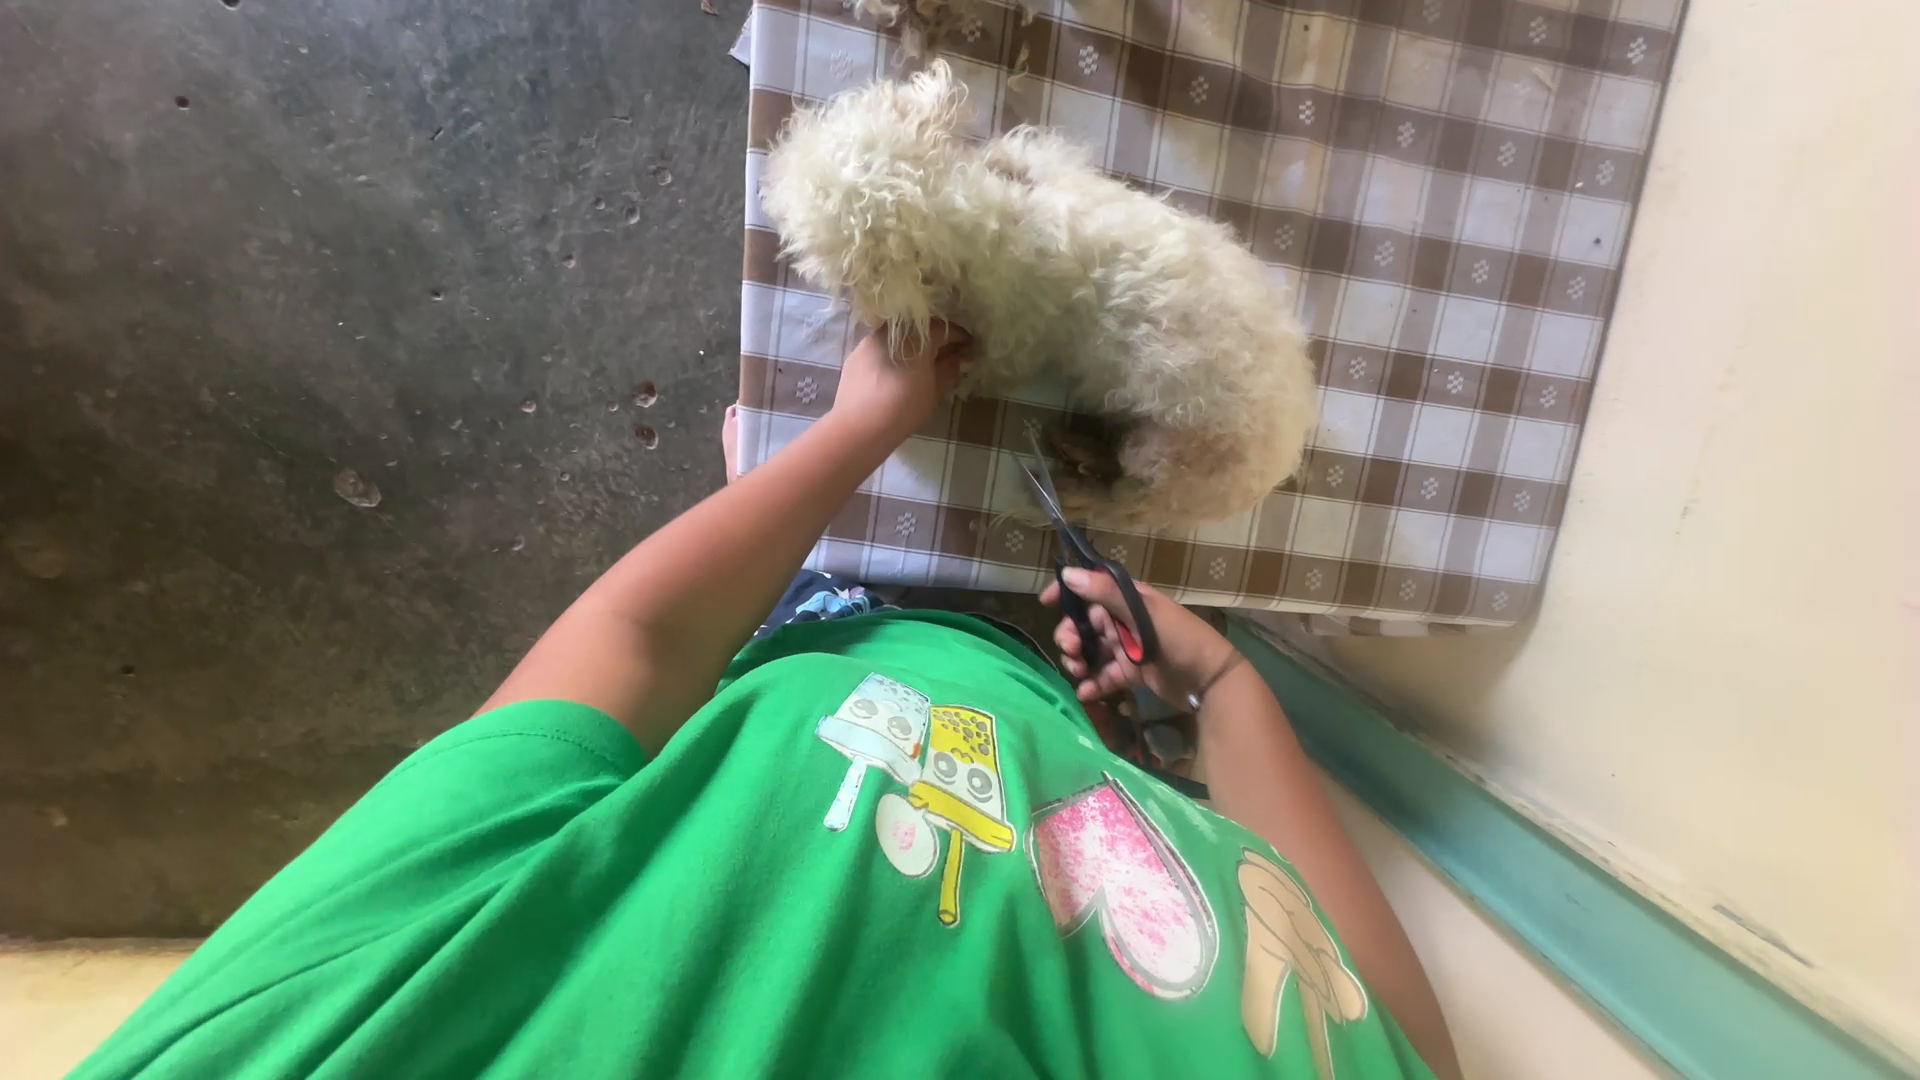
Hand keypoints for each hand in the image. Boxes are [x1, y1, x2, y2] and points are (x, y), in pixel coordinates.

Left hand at [828, 321, 971, 444]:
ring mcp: (871, 340)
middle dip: (936, 341)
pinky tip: (896, 372)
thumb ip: (950, 369)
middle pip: (919, 330)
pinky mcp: (856, 355)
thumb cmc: (905, 407)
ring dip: (912, 347)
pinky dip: (893, 356)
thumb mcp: (935, 390)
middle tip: (948, 356)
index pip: (944, 328)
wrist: (860, 425)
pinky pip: (881, 349)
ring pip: (898, 338)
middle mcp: (893, 331)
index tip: (969, 347)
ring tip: (921, 365)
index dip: (959, 337)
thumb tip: (963, 357)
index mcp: (917, 336)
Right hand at [1041, 567, 1240, 703]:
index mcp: (1128, 598)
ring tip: (1078, 672)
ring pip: (1091, 650)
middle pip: (1085, 623)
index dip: (1066, 593)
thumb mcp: (1144, 613)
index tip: (1045, 603)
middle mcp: (1124, 620)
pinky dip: (1092, 683)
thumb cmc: (1180, 638)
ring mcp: (1127, 647)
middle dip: (1071, 635)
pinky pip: (1104, 675)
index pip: (1090, 588)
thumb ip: (1106, 594)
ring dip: (1078, 660)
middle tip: (1071, 650)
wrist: (1211, 680)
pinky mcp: (1130, 672)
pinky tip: (1086, 692)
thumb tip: (1068, 575)